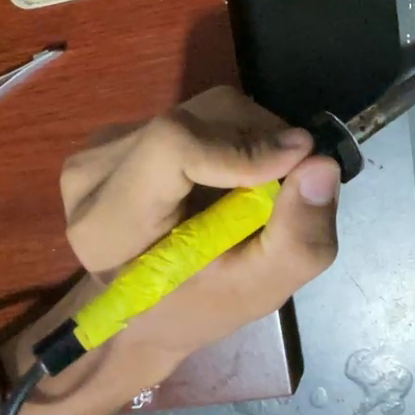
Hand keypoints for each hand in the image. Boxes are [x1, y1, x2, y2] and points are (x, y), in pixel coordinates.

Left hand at [54, 87, 341, 389]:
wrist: (154, 307)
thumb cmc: (201, 307)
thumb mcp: (260, 291)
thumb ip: (298, 240)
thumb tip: (322, 164)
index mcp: (108, 224)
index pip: (173, 146)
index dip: (243, 147)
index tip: (300, 162)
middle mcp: (93, 172)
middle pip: (201, 119)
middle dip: (264, 141)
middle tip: (288, 186)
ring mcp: (107, 144)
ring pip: (209, 108)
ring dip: (256, 137)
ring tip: (260, 187)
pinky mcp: (129, 129)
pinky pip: (204, 111)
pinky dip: (239, 135)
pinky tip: (236, 174)